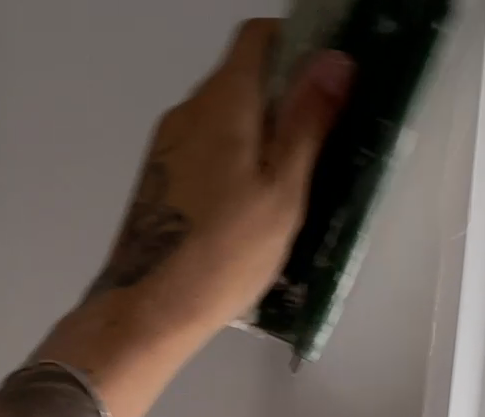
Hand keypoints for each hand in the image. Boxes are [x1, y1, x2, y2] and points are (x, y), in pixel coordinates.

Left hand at [84, 19, 353, 338]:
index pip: (258, 38)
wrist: (151, 310)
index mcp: (222, 103)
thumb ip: (306, 124)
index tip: (325, 86)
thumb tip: (334, 60)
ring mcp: (167, 147)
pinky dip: (234, 164)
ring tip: (288, 189)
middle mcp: (188, 112)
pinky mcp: (159, 181)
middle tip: (318, 149)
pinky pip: (206, 153)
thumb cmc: (225, 254)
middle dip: (282, 102)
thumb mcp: (283, 194)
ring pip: (223, 121)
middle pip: (240, 81)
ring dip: (258, 138)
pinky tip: (250, 212)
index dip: (296, 47)